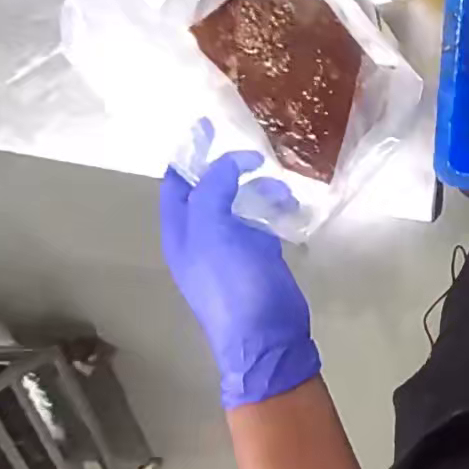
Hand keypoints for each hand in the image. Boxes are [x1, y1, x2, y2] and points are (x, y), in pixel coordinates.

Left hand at [160, 152, 319, 407]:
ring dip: (254, 188)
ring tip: (278, 179)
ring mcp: (231, 252)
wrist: (266, 340)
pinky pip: (260, 227)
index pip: (178, 182)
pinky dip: (272, 210)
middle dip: (225, 166)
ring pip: (238, 208)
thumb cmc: (236, 288)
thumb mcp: (216, 234)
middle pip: (208, 192)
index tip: (209, 128)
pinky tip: (289, 207)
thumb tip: (232, 164)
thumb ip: (216, 193)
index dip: (190, 154)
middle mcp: (201, 239)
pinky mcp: (259, 263)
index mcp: (182, 231)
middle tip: (249, 146)